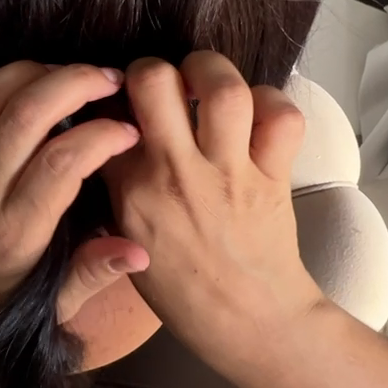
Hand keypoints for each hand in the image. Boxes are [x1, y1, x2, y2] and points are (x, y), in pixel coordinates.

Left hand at [0, 62, 141, 387]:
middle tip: (112, 79)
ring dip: (33, 73)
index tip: (131, 131)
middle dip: (74, 82)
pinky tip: (27, 83)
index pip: (63, 162)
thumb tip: (139, 249)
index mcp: (14, 234)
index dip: (104, 134)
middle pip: (25, 114)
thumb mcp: (47, 314)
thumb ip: (90, 275)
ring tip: (72, 74)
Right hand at [104, 53, 328, 377]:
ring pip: (223, 89)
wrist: (246, 320)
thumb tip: (110, 140)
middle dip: (152, 67)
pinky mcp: (273, 177)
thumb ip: (114, 187)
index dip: (108, 102)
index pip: (106, 118)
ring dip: (211, 71)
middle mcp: (175, 173)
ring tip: (204, 81)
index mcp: (131, 191)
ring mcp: (228, 173)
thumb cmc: (179, 287)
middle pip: (155, 81)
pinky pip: (281, 118)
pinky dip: (271, 102)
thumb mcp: (124, 238)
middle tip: (159, 83)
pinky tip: (254, 111)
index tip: (115, 107)